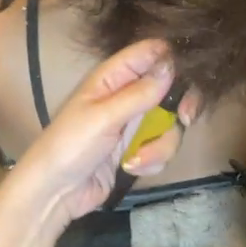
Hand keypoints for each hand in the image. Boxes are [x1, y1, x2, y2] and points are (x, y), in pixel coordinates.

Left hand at [4, 39, 196, 225]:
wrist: (55, 193)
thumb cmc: (70, 146)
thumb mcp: (103, 117)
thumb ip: (139, 93)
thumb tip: (171, 65)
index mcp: (114, 78)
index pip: (151, 53)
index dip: (173, 59)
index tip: (190, 76)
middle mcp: (128, 96)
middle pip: (171, 88)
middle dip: (182, 105)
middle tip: (185, 118)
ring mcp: (135, 124)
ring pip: (170, 124)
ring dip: (160, 145)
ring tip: (134, 160)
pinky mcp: (139, 149)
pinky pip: (162, 148)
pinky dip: (152, 160)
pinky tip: (131, 169)